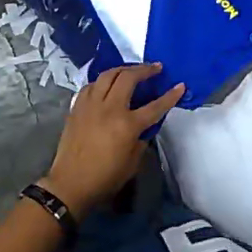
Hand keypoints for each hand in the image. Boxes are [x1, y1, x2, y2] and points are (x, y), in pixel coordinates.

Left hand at [39, 64, 185, 216]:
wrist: (71, 183)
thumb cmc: (105, 178)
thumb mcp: (132, 163)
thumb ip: (141, 140)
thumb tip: (143, 128)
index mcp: (127, 125)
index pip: (154, 106)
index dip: (170, 96)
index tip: (180, 85)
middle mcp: (109, 108)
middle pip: (128, 78)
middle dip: (145, 70)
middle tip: (155, 68)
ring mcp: (90, 105)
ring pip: (107, 75)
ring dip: (122, 70)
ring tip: (132, 71)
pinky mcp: (77, 107)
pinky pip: (91, 86)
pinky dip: (102, 82)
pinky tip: (107, 85)